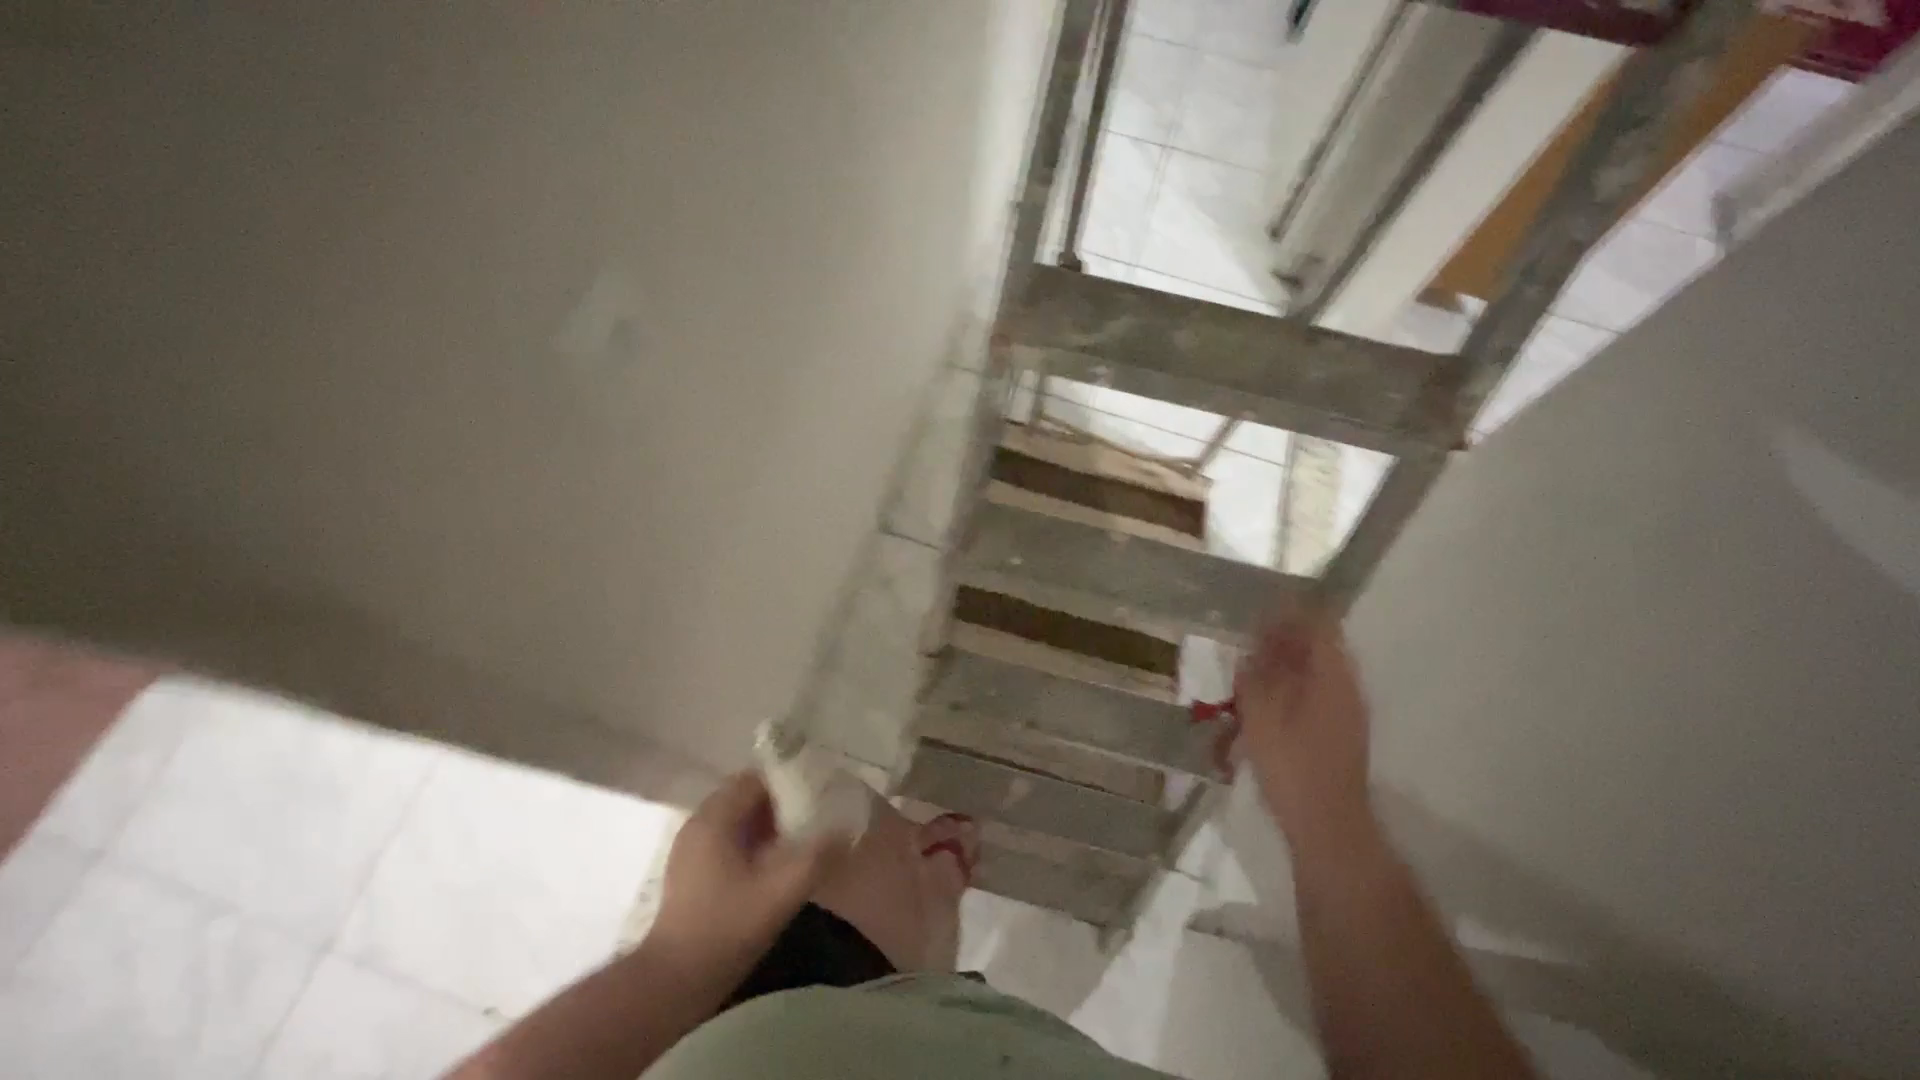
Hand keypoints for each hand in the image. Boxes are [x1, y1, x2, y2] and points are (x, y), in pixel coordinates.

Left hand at [651, 771, 844, 979]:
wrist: (674, 980)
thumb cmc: (727, 928)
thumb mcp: (781, 893)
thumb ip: (817, 858)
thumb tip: (846, 831)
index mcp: (714, 818)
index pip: (754, 779)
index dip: (788, 785)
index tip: (817, 801)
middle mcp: (698, 823)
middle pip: (744, 796)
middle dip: (780, 806)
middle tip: (812, 825)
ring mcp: (690, 848)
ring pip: (736, 820)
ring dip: (766, 827)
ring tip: (797, 847)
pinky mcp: (690, 871)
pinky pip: (726, 840)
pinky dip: (750, 844)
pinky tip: (771, 870)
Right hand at [1235, 616, 1378, 856]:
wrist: (1327, 825)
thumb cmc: (1292, 765)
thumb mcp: (1261, 715)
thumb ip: (1255, 678)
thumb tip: (1251, 655)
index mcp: (1332, 675)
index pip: (1318, 624)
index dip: (1288, 613)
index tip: (1258, 612)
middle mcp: (1346, 688)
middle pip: (1316, 649)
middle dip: (1281, 644)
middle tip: (1247, 646)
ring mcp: (1345, 714)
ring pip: (1312, 677)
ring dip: (1281, 672)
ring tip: (1246, 681)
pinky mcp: (1337, 737)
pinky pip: (1311, 701)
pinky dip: (1286, 698)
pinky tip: (1258, 714)